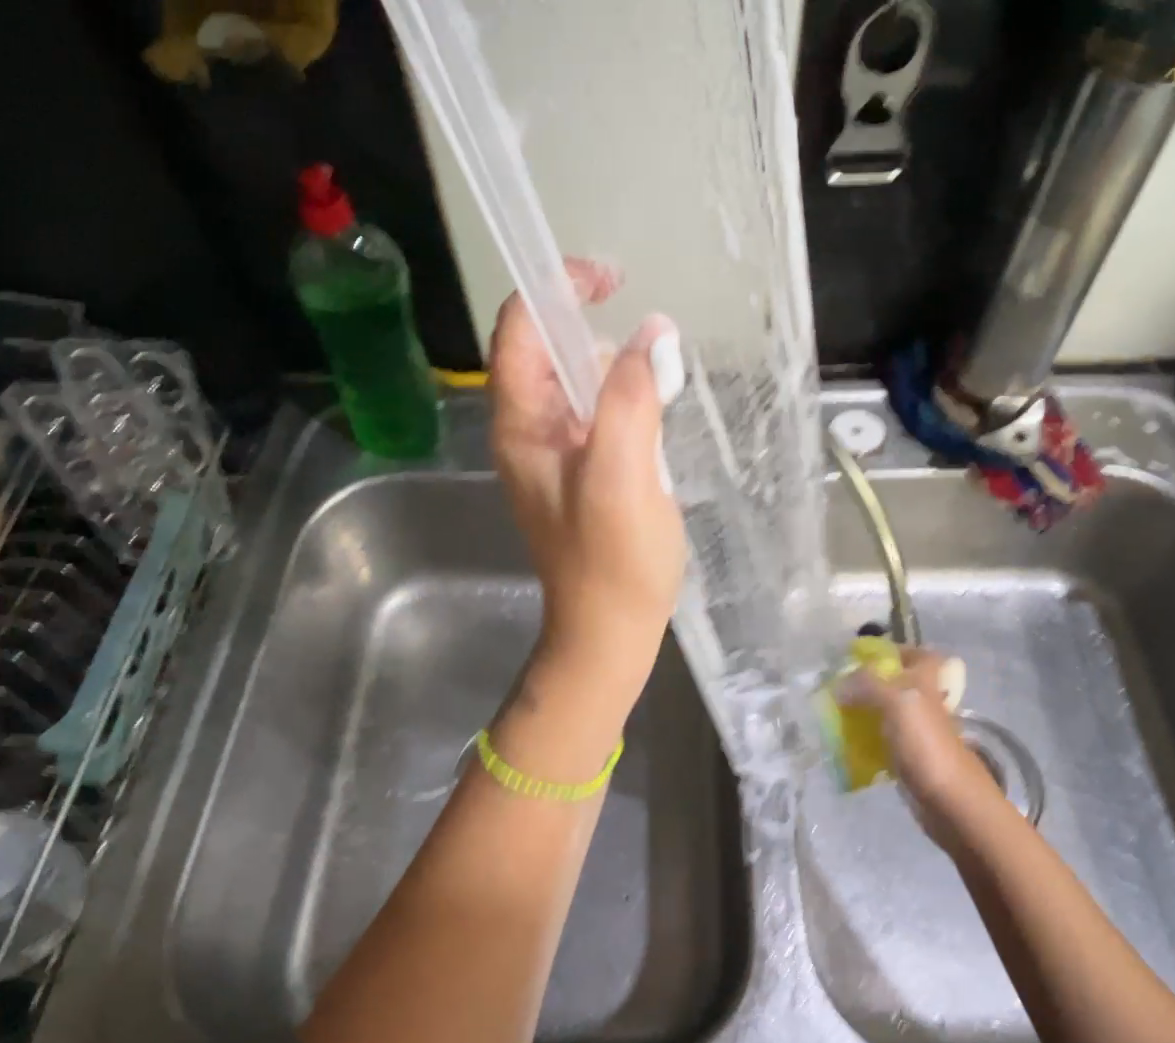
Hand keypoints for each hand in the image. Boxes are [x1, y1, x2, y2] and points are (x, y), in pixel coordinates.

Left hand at [489, 260, 686, 686]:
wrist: (609, 631)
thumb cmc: (612, 561)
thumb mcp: (623, 474)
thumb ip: (632, 397)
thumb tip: (654, 331)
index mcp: (520, 423)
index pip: (518, 328)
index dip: (555, 289)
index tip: (610, 280)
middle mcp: (527, 428)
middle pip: (544, 346)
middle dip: (589, 323)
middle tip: (648, 332)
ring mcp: (554, 449)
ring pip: (574, 377)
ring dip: (613, 361)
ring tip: (656, 378)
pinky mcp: (582, 467)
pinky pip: (596, 410)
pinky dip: (623, 395)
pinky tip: (654, 411)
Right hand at [842, 647, 1000, 852]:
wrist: (950, 800)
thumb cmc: (926, 743)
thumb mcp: (896, 701)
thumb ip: (867, 684)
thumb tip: (840, 683)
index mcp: (927, 683)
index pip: (922, 656)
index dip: (900, 651)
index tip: (868, 655)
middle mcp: (924, 704)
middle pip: (900, 685)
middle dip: (870, 684)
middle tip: (840, 687)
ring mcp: (917, 734)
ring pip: (888, 715)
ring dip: (864, 713)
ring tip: (834, 715)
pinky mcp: (909, 760)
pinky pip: (883, 744)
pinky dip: (866, 743)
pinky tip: (845, 746)